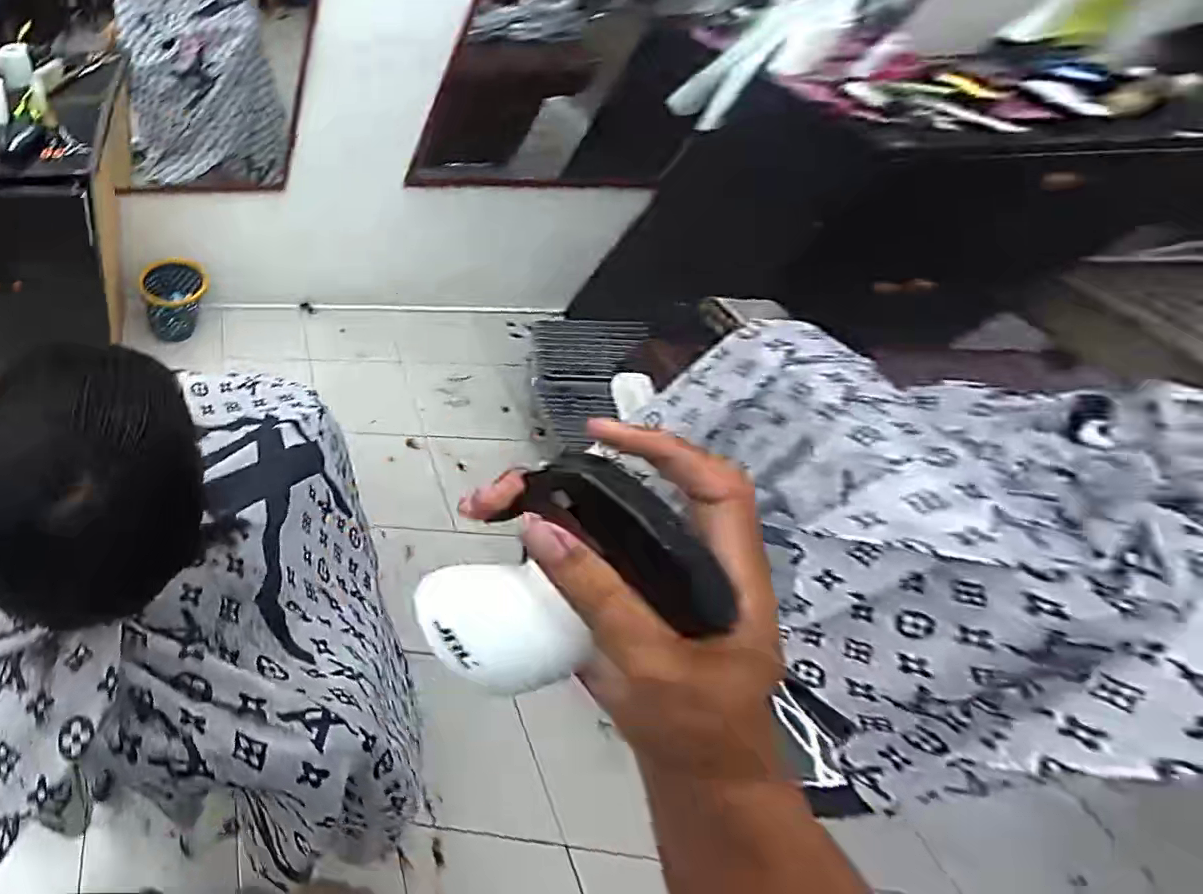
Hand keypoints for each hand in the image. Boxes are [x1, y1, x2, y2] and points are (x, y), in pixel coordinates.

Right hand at [459, 419, 785, 784]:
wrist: (692, 772)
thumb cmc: (696, 726)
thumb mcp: (653, 665)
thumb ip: (601, 596)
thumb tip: (538, 525)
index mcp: (725, 571)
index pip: (711, 485)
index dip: (663, 448)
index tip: (599, 435)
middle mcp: (682, 557)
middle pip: (628, 489)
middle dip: (560, 476)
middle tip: (503, 489)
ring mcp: (643, 571)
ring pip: (589, 513)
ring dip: (534, 498)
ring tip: (483, 507)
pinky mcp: (611, 588)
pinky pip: (571, 546)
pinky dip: (531, 532)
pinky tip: (500, 532)